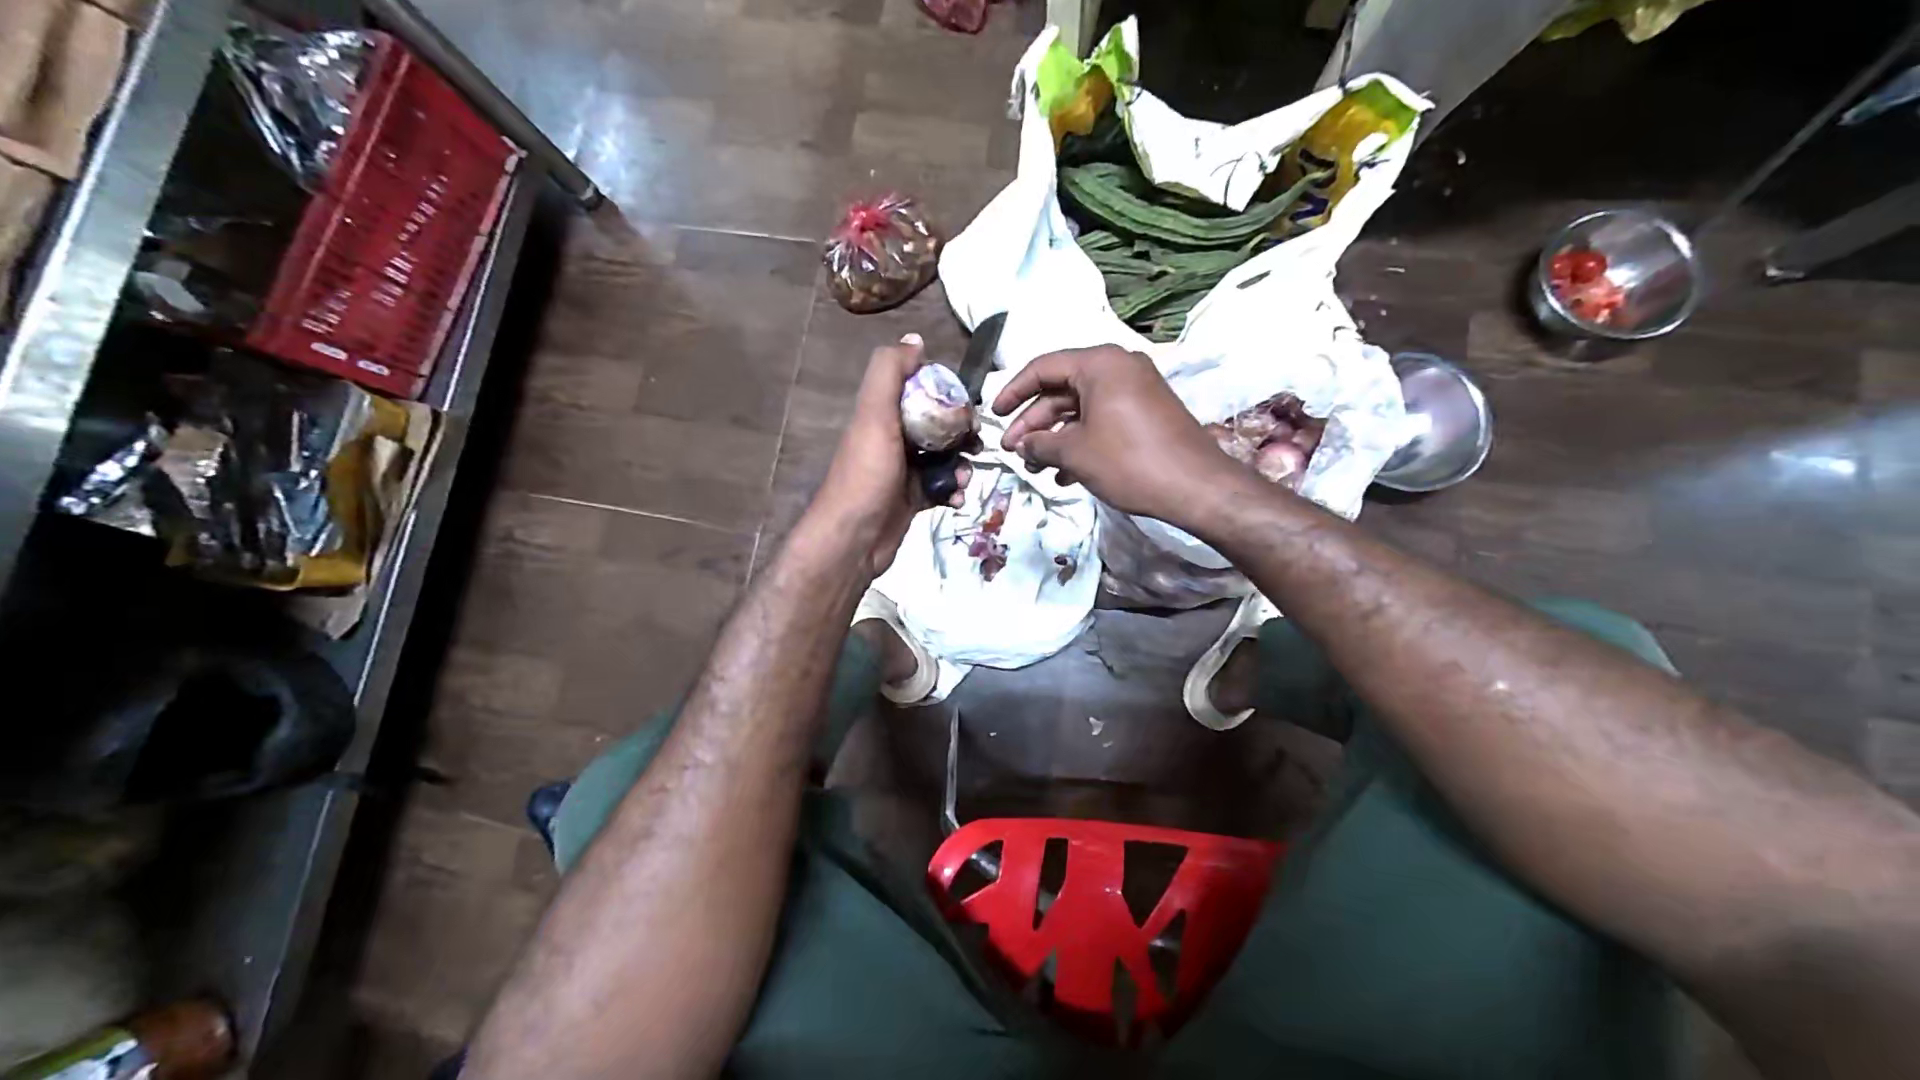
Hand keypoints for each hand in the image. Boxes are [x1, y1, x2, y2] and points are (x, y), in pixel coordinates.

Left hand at [809, 335, 970, 577]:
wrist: (854, 539)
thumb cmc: (866, 474)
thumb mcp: (874, 415)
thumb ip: (890, 374)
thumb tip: (914, 340)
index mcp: (881, 414)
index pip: (921, 391)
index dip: (947, 394)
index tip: (968, 406)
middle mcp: (892, 438)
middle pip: (937, 424)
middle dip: (962, 431)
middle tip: (977, 442)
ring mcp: (903, 471)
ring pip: (944, 457)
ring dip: (961, 464)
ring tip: (965, 475)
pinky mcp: (912, 499)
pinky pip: (942, 487)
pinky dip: (954, 490)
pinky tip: (956, 498)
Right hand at [992, 345, 1241, 522]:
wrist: (1196, 486)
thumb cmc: (1129, 461)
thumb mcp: (1075, 452)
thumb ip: (1040, 443)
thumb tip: (1024, 445)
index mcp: (1100, 364)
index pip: (1043, 368)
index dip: (1013, 391)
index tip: (994, 414)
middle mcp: (1119, 368)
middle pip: (1061, 390)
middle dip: (1033, 423)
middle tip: (1013, 451)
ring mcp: (1135, 391)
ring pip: (1081, 409)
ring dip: (1055, 438)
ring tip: (1036, 467)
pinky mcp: (1146, 414)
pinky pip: (1102, 420)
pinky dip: (1081, 442)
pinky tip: (1065, 474)